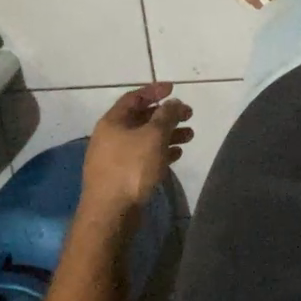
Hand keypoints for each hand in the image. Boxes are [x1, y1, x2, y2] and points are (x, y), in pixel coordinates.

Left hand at [79, 84, 192, 214]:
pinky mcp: (122, 175)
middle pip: (142, 118)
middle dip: (166, 115)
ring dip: (168, 134)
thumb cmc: (131, 168)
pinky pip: (144, 156)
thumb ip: (166, 116)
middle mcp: (111, 136)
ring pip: (145, 138)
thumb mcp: (153, 136)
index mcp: (113, 122)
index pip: (134, 97)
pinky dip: (161, 152)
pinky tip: (176, 155)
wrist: (110, 212)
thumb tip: (172, 103)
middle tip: (188, 115)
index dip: (154, 90)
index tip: (174, 88)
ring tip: (190, 136)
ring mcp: (115, 157)